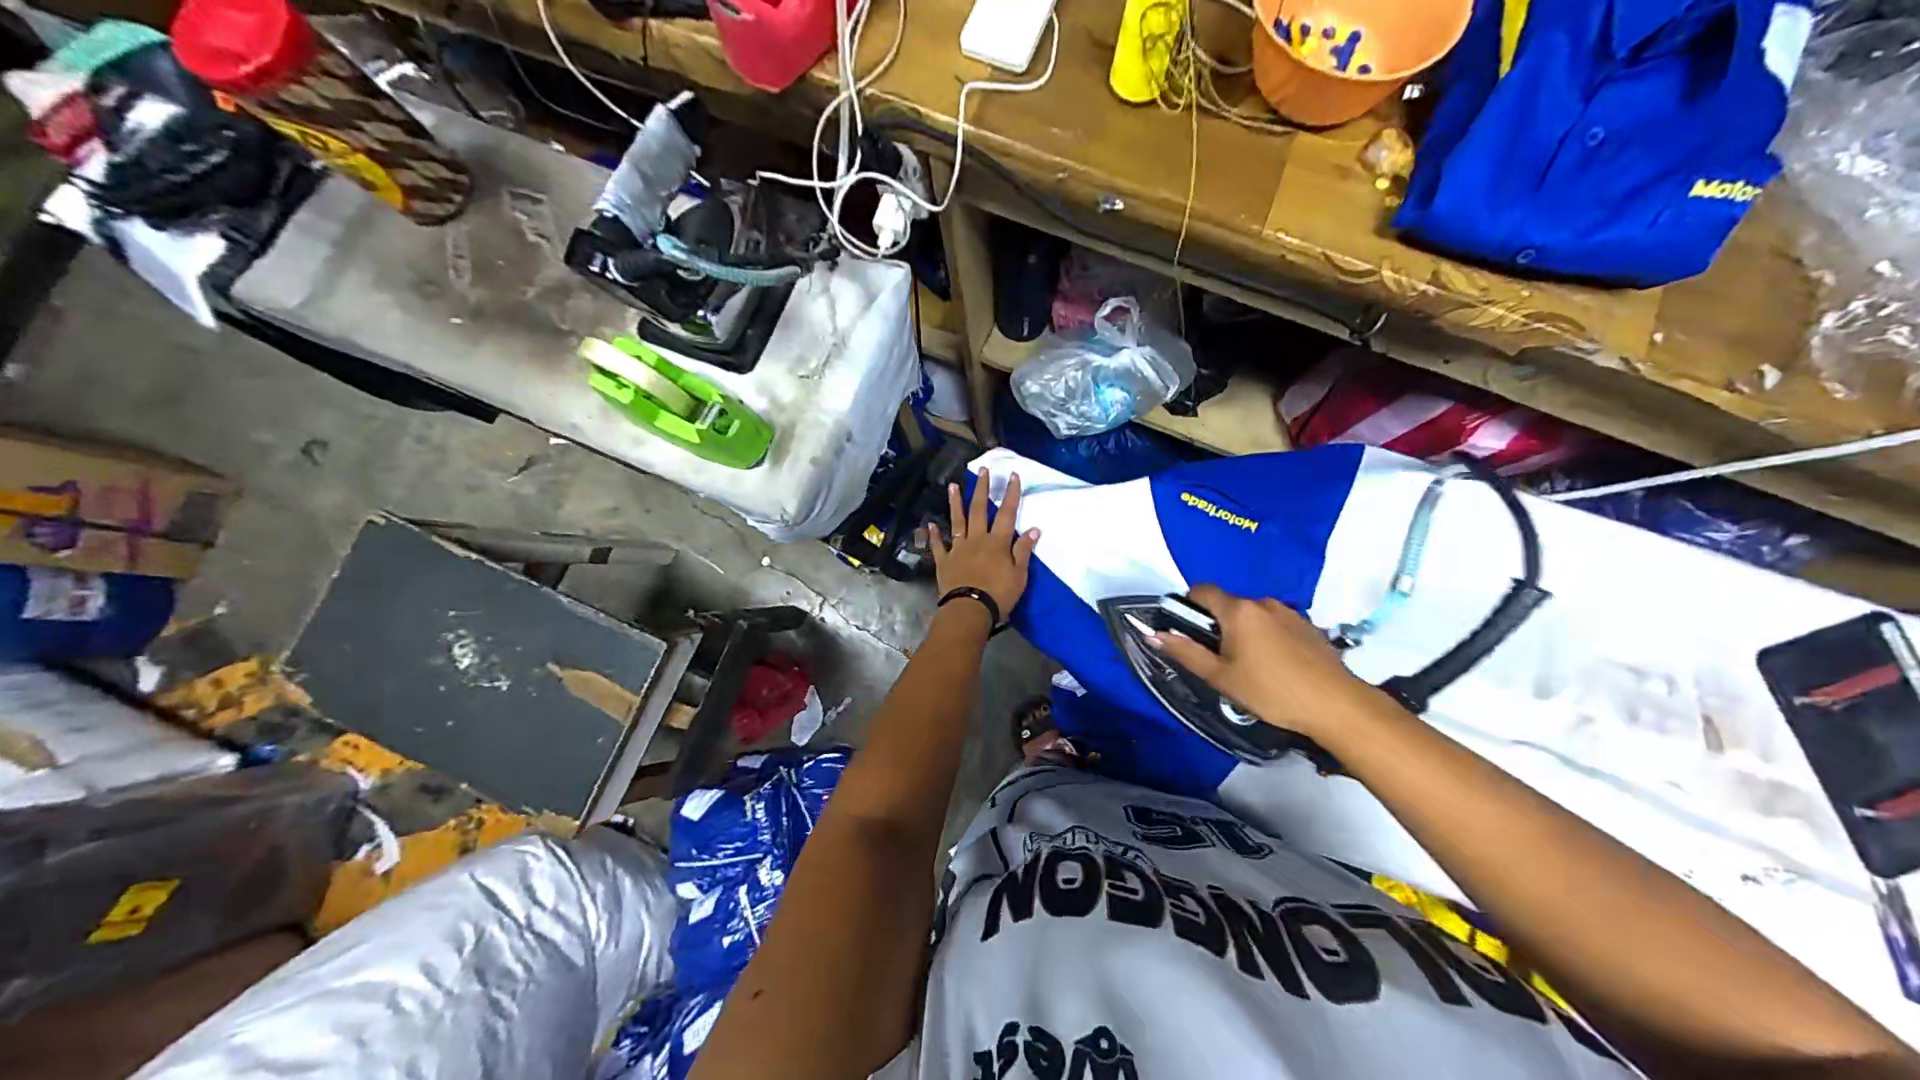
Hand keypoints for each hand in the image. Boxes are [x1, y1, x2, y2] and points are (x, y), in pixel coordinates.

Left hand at [930, 469, 1039, 625]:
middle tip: (982, 470)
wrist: (969, 610)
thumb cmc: (999, 594)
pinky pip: (939, 545)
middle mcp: (977, 540)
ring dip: (955, 503)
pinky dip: (935, 535)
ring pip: (957, 521)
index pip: (1006, 514)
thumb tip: (1033, 528)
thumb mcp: (1019, 575)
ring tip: (952, 486)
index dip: (1010, 494)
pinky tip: (931, 524)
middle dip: (982, 489)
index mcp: (997, 542)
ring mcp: (958, 549)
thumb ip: (1024, 550)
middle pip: (979, 510)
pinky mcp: (944, 561)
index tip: (1012, 475)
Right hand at [1150, 584, 1383, 740]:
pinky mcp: (1309, 626)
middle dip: (1219, 625)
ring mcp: (1290, 612)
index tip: (1188, 630)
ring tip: (1251, 666)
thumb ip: (1186, 652)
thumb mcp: (1221, 677)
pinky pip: (1277, 624)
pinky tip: (1277, 667)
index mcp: (1238, 610)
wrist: (1336, 705)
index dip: (1189, 604)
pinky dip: (1269, 638)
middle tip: (1220, 659)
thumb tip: (1154, 635)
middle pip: (1229, 605)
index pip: (1202, 590)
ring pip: (1255, 615)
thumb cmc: (1271, 691)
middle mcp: (1263, 602)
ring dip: (1246, 632)